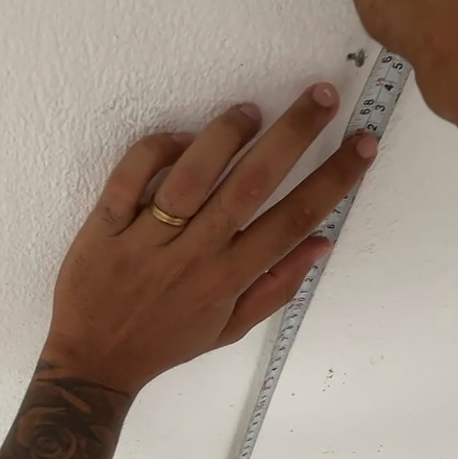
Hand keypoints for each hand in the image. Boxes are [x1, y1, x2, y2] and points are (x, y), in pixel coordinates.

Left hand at [42, 84, 378, 393]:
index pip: (291, 221)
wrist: (96, 362)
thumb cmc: (165, 343)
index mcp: (226, 281)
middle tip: (322, 96)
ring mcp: (146, 241)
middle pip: (250, 186)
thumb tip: (320, 243)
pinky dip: (156, 149)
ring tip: (250, 112)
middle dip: (293, 135)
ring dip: (225, 135)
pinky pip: (129, 177)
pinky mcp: (104, 228)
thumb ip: (275, 288)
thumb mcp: (228, 330)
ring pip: (191, 175)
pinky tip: (180, 139)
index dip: (333, 180)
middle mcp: (192, 257)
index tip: (362, 144)